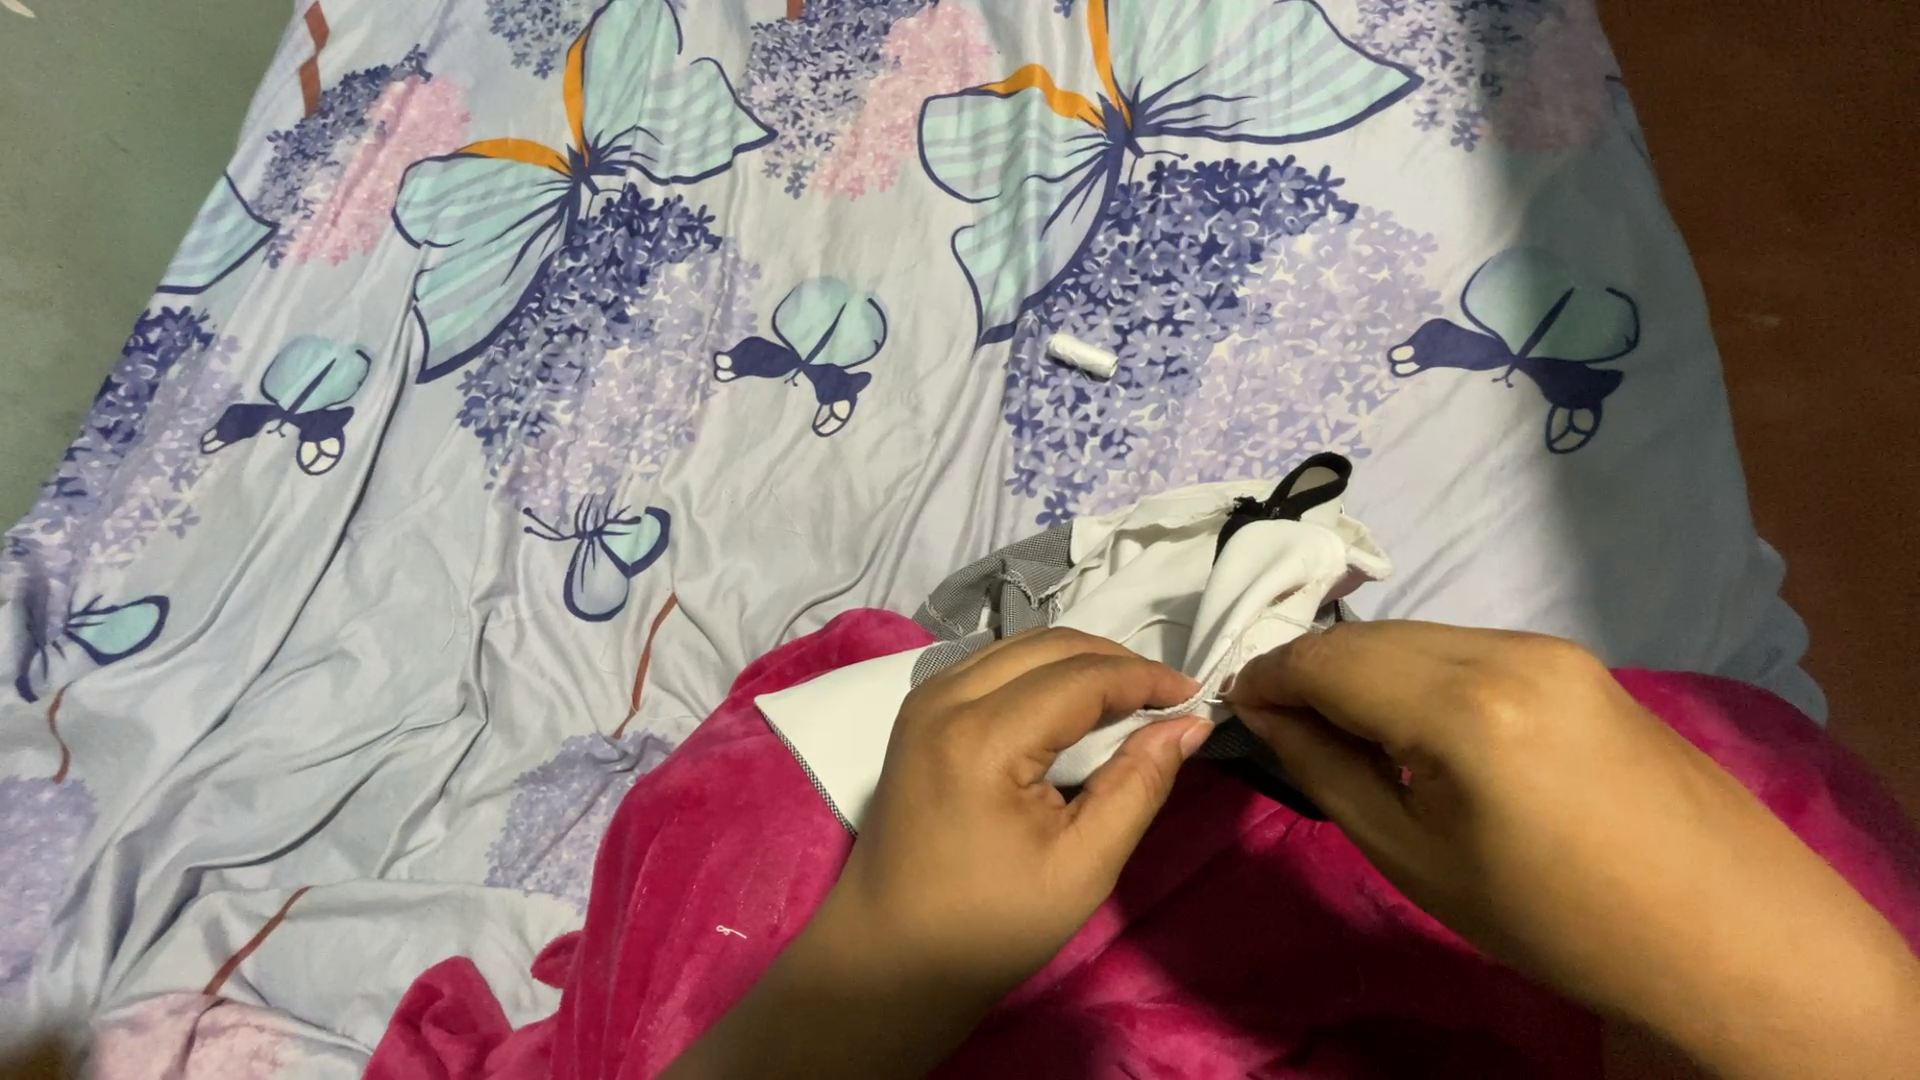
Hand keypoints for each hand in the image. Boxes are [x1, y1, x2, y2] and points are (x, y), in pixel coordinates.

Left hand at [666, 629, 1210, 1078]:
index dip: (1143, 678)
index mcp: (981, 737)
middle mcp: (945, 697)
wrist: (889, 950)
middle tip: (1163, 697)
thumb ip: (1138, 785)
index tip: (1193, 696)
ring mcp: (924, 697)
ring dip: (1077, 660)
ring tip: (1126, 696)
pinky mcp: (918, 708)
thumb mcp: (1082, 868)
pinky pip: (991, 662)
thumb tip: (1189, 725)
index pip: (1079, 679)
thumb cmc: (988, 924)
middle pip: (1048, 647)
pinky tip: (1069, 700)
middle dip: (1114, 660)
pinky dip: (1040, 668)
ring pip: (1018, 645)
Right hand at [1227, 621, 1919, 1079]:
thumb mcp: (1408, 854)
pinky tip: (1402, 712)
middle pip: (1361, 636)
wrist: (1735, 941)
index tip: (1237, 703)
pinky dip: (1403, 667)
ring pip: (1404, 633)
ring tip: (1334, 718)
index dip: (1266, 676)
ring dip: (1352, 665)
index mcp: (1461, 710)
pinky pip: (1452, 643)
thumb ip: (1321, 766)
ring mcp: (1544, 647)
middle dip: (1304, 667)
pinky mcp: (1568, 657)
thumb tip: (1264, 713)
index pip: (1324, 662)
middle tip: (1276, 714)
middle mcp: (1503, 653)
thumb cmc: (1551, 916)